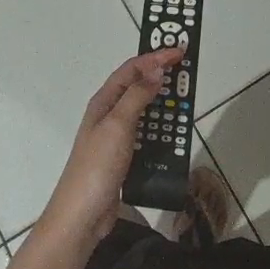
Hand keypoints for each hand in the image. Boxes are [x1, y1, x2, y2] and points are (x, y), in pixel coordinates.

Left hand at [40, 47, 184, 246]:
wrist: (83, 216)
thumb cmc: (97, 166)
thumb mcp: (118, 126)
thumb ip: (137, 96)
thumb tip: (157, 69)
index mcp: (104, 102)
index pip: (131, 70)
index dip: (154, 58)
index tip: (179, 52)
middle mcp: (109, 114)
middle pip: (138, 87)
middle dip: (160, 76)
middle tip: (187, 71)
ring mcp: (116, 137)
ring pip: (144, 111)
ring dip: (163, 104)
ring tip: (186, 100)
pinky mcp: (124, 158)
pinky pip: (146, 135)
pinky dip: (161, 130)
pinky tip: (175, 134)